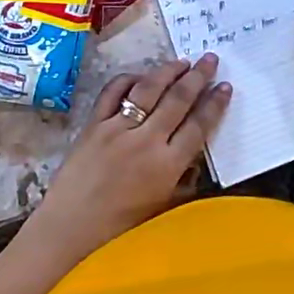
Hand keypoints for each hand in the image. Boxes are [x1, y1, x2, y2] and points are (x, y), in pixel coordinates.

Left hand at [28, 55, 230, 252]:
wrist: (68, 233)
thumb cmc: (118, 233)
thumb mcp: (161, 210)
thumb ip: (182, 183)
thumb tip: (196, 158)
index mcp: (166, 167)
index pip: (198, 126)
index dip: (214, 104)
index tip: (225, 86)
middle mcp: (145, 141)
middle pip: (177, 99)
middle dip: (197, 77)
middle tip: (210, 59)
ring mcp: (116, 129)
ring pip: (147, 89)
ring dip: (168, 71)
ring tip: (182, 61)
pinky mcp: (93, 124)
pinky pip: (113, 92)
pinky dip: (128, 79)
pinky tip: (140, 76)